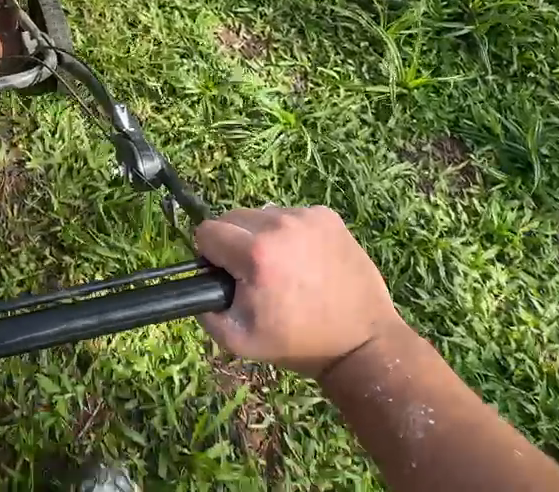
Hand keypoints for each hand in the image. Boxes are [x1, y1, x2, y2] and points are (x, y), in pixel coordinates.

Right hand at [195, 205, 406, 376]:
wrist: (362, 343)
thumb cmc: (297, 343)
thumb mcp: (237, 341)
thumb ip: (203, 309)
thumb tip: (196, 281)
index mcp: (255, 253)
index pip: (207, 232)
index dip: (211, 256)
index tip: (227, 276)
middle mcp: (278, 224)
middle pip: (231, 218)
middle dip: (234, 244)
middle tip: (255, 276)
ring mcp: (305, 217)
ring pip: (260, 215)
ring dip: (260, 236)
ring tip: (281, 268)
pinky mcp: (327, 216)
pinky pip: (289, 215)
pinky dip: (288, 233)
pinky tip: (303, 260)